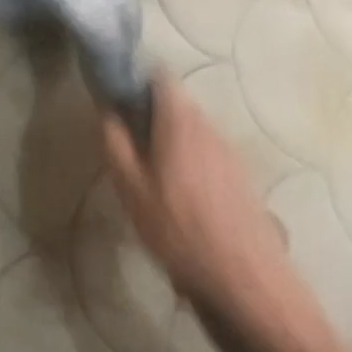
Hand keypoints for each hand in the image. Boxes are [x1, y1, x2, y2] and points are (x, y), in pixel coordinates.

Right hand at [99, 74, 284, 305]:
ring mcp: (229, 150)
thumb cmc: (178, 228)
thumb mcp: (130, 187)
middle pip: (176, 101)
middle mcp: (208, 125)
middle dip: (151, 112)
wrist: (245, 277)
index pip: (160, 75)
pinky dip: (189, 157)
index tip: (117, 96)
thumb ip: (115, 140)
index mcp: (180, 120)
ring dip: (170, 136)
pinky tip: (180, 193)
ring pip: (192, 127)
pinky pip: (207, 150)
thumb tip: (106, 107)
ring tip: (151, 171)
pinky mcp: (241, 175)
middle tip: (129, 140)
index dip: (136, 78)